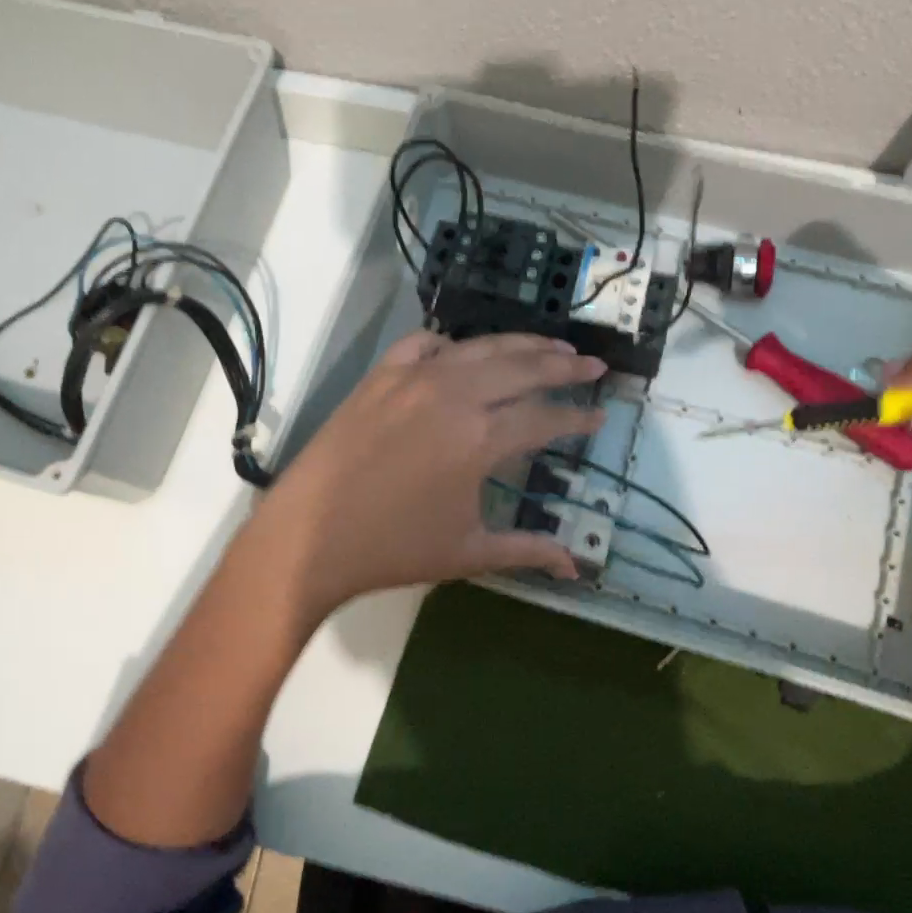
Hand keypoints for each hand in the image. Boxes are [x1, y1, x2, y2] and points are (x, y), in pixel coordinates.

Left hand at [236, 331, 607, 617]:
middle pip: (522, 367)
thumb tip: (576, 567)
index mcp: (479, 439)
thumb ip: (527, 550)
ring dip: (521, 344)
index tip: (602, 414)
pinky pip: (425, 344)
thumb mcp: (467, 553)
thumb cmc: (393, 549)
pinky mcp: (381, 376)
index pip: (544, 418)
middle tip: (594, 365)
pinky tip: (465, 351)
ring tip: (551, 347)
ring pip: (480, 347)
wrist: (309, 536)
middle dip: (564, 366)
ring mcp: (414, 378)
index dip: (578, 417)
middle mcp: (454, 395)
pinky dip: (452, 344)